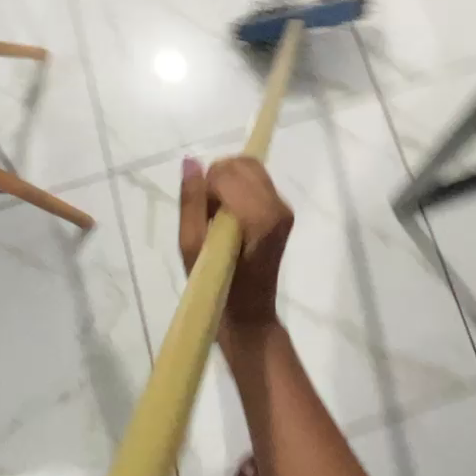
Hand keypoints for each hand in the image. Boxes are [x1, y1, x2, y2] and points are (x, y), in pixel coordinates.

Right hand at [178, 156, 293, 335]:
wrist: (249, 314)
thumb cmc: (215, 286)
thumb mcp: (191, 246)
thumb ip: (191, 201)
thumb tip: (191, 160)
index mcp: (260, 217)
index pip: (227, 173)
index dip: (207, 187)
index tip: (202, 214)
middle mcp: (278, 207)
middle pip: (242, 164)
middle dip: (219, 180)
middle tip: (209, 212)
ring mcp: (285, 208)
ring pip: (251, 169)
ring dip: (229, 182)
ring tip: (219, 215)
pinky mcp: (284, 210)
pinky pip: (258, 181)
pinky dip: (239, 188)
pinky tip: (231, 216)